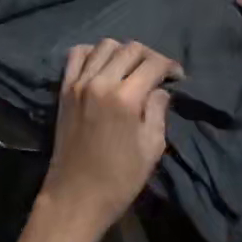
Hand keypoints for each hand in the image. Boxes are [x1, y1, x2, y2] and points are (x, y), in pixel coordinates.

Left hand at [39, 39, 179, 236]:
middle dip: (150, 56)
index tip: (177, 76)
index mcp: (126, 98)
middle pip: (131, 48)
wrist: (75, 197)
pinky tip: (102, 65)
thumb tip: (159, 89)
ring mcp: (79, 82)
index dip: (170, 65)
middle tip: (157, 72)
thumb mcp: (151, 148)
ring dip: (123, 51)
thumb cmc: (119, 179)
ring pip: (105, 45)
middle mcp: (101, 82)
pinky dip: (93, 52)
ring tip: (131, 68)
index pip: (153, 63)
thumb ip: (158, 111)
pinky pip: (77, 54)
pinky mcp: (64, 88)